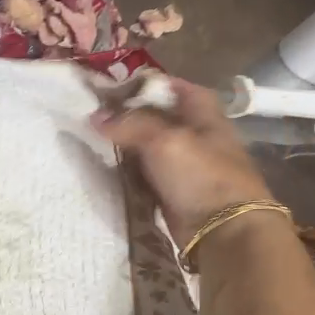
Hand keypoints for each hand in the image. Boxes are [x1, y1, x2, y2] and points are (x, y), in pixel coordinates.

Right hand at [93, 75, 273, 244]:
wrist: (222, 229)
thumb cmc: (201, 174)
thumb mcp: (164, 139)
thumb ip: (129, 124)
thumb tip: (95, 117)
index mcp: (204, 115)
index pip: (176, 88)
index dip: (149, 84)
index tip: (115, 87)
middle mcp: (195, 135)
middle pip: (158, 116)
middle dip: (128, 114)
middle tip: (93, 113)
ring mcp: (184, 164)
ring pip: (147, 145)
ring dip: (124, 143)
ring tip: (91, 137)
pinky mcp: (171, 189)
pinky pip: (143, 172)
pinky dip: (126, 168)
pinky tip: (105, 165)